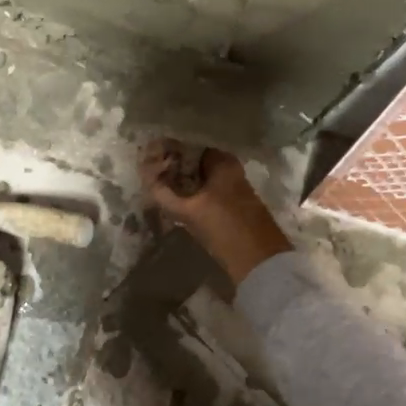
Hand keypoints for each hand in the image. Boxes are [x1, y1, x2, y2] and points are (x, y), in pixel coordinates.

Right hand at [140, 139, 292, 285]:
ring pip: (200, 175)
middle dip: (172, 164)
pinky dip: (191, 190)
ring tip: (157, 182)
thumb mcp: (189, 211)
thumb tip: (145, 176)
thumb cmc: (226, 229)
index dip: (168, 147)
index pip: (190, 144)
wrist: (260, 262)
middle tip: (149, 169)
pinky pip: (206, 188)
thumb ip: (164, 194)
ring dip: (181, 178)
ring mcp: (233, 185)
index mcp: (223, 161)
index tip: (148, 152)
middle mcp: (230, 168)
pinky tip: (174, 197)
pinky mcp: (233, 203)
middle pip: (195, 159)